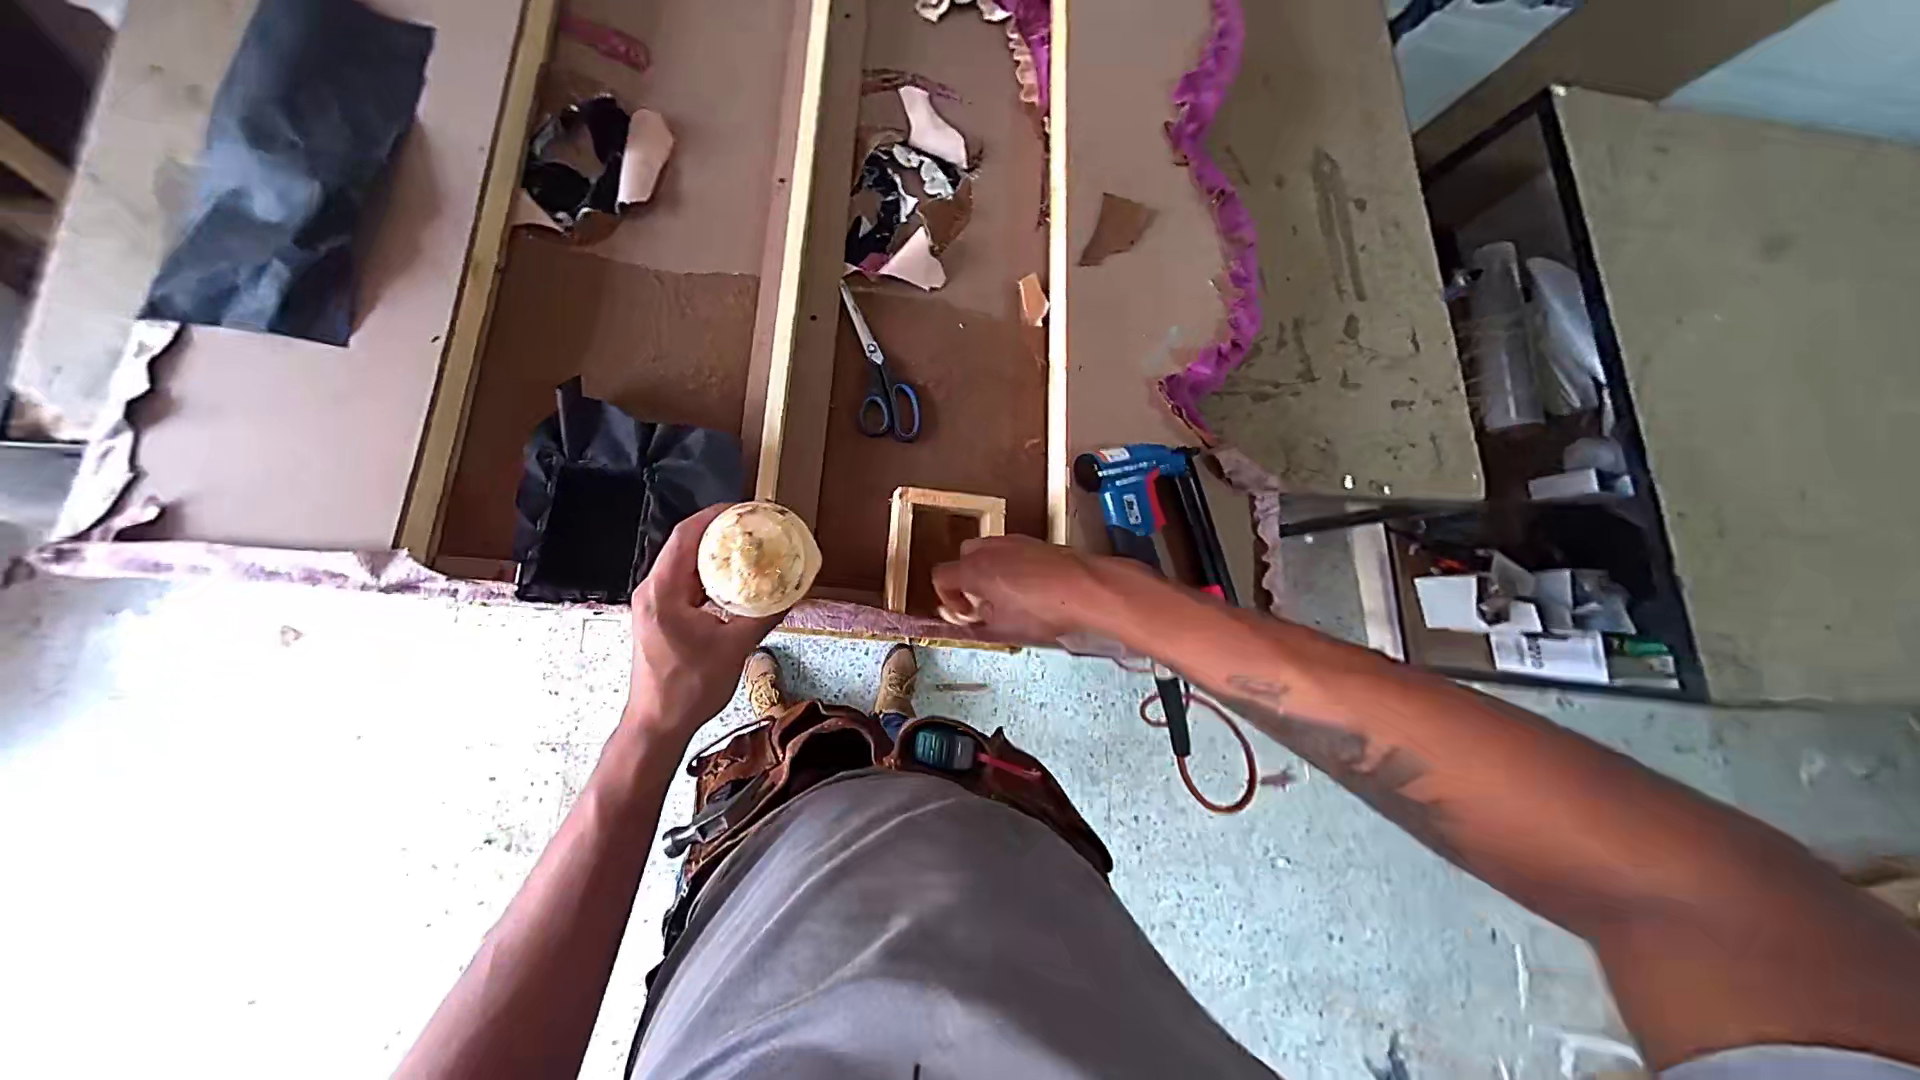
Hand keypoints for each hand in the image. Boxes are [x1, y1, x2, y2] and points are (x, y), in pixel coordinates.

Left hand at [625, 504, 782, 739]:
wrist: (658, 724)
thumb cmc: (687, 689)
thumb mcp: (735, 648)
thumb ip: (764, 615)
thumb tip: (792, 592)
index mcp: (663, 592)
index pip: (686, 537)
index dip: (715, 516)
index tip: (745, 509)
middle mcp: (653, 592)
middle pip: (685, 546)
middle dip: (720, 532)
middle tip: (754, 526)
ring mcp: (654, 605)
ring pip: (686, 565)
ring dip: (716, 555)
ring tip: (749, 549)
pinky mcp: (661, 618)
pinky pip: (687, 585)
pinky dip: (711, 577)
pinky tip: (736, 582)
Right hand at [930, 535, 1153, 643]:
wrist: (1086, 589)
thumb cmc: (1046, 607)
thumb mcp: (1004, 628)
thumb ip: (979, 621)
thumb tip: (974, 617)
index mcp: (973, 569)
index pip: (941, 576)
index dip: (948, 597)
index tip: (964, 613)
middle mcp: (989, 549)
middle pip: (963, 559)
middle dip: (967, 581)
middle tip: (981, 604)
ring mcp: (1013, 542)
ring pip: (988, 552)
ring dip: (989, 572)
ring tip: (1005, 598)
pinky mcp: (1035, 543)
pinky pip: (1011, 551)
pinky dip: (1011, 566)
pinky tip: (1028, 589)